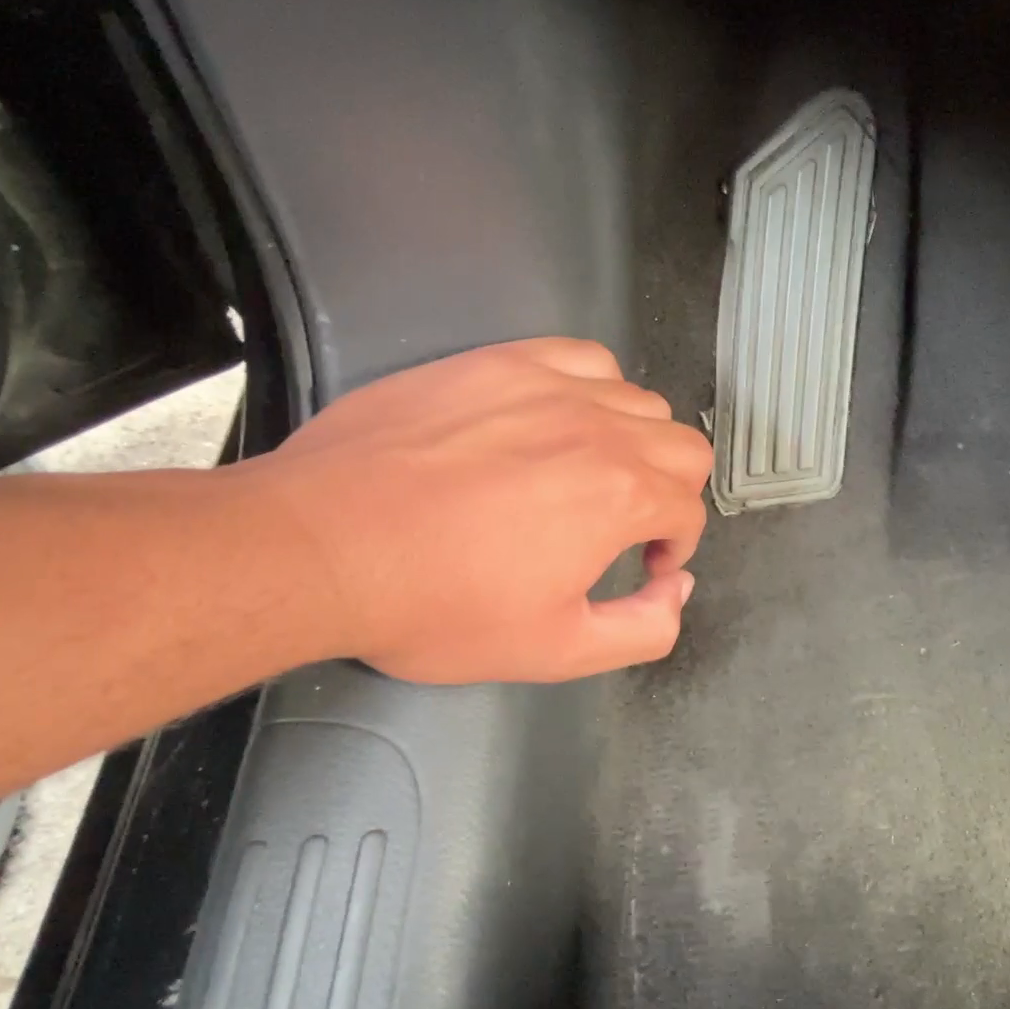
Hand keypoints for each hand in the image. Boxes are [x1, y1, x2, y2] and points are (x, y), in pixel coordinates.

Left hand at [234, 337, 712, 683]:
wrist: (320, 547)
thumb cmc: (439, 605)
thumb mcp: (556, 651)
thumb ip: (644, 629)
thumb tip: (676, 588)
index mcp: (624, 496)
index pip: (689, 510)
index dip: (674, 545)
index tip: (639, 567)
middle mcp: (603, 430)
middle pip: (685, 447)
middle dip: (672, 493)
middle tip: (627, 524)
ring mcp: (550, 387)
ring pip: (642, 401)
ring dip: (637, 442)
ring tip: (591, 472)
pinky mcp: (500, 363)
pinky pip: (584, 357)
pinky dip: (596, 388)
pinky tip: (563, 418)